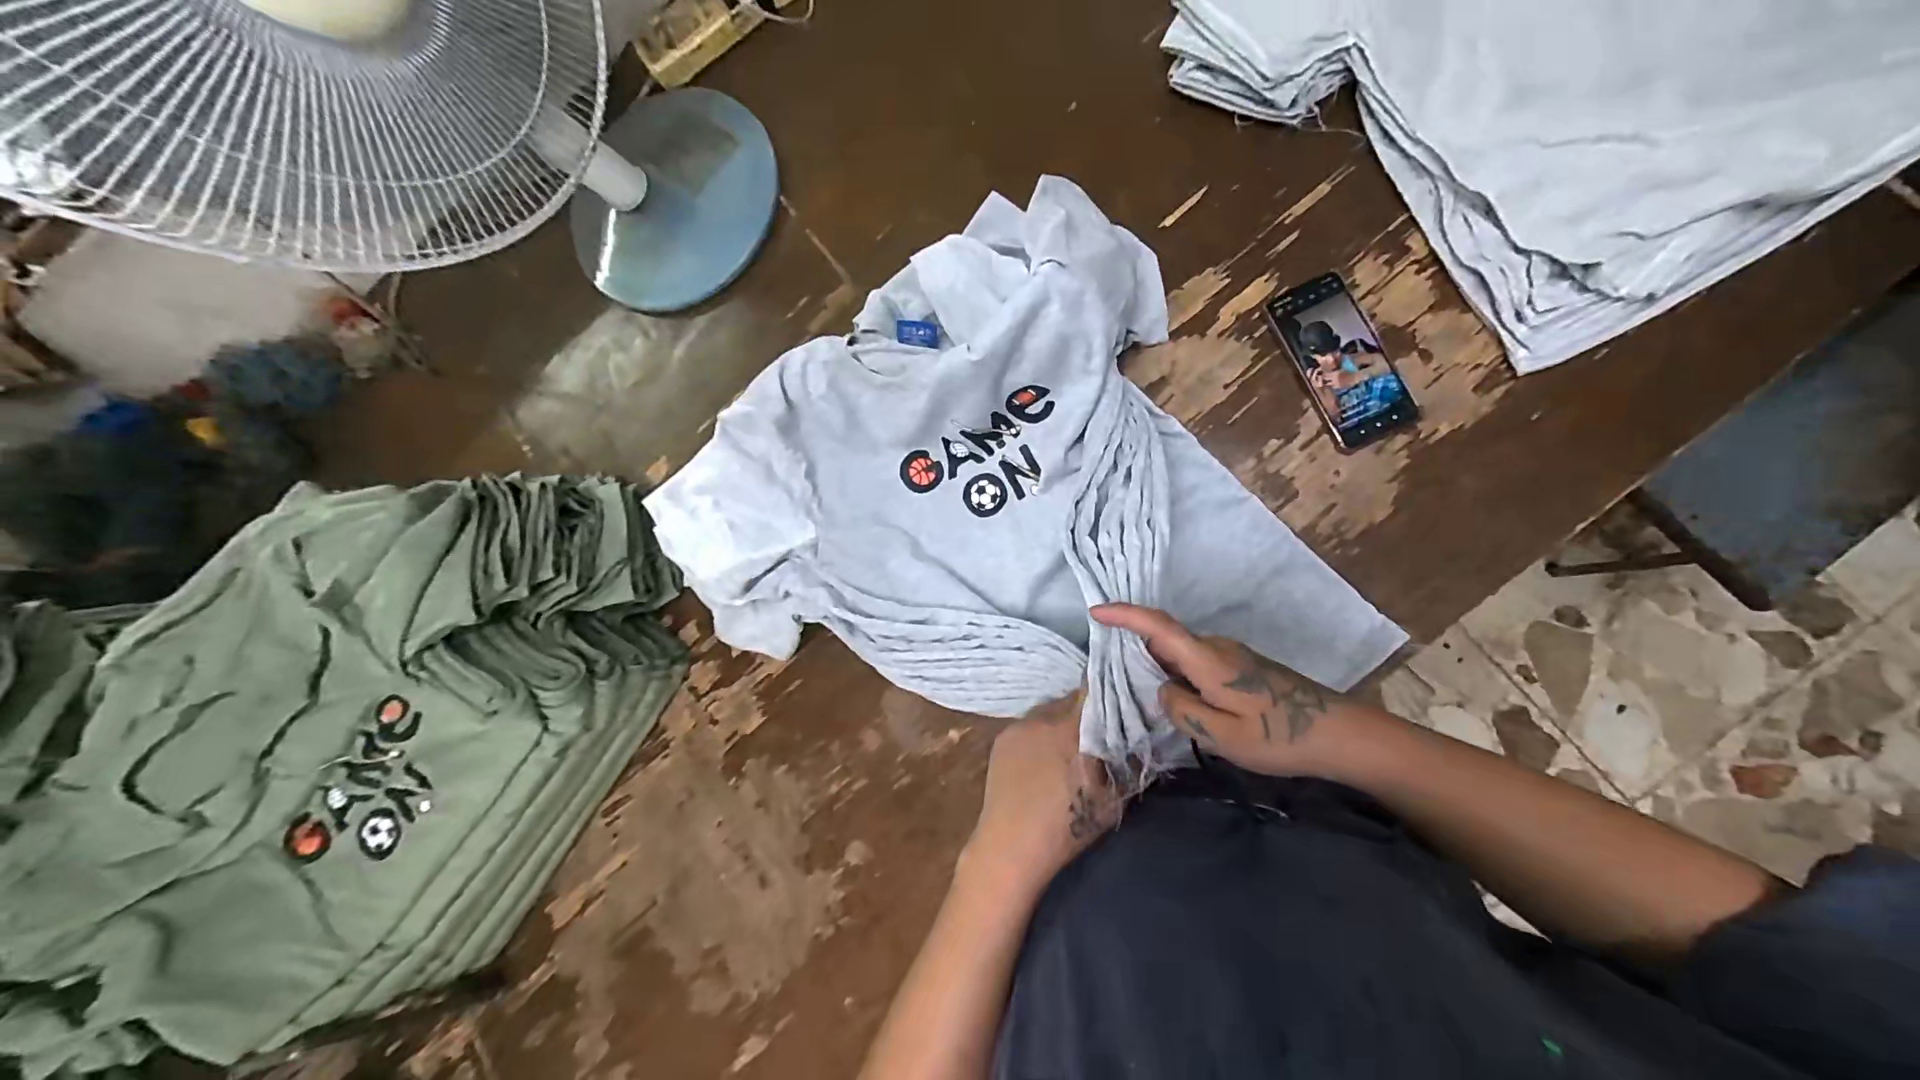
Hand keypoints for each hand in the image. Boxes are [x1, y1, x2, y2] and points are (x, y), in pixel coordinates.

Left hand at [960, 691, 1118, 895]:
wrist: (1011, 846)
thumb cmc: (1067, 827)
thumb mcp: (1111, 798)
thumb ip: (1123, 762)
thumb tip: (1134, 740)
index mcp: (1072, 728)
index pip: (1093, 692)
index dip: (1107, 696)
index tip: (1118, 705)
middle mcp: (1044, 718)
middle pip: (1070, 701)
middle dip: (1083, 713)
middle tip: (1094, 732)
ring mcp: (1019, 726)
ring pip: (1048, 712)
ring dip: (1059, 723)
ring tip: (1066, 747)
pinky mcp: (1002, 738)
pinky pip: (1028, 726)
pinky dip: (1039, 734)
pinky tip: (1041, 757)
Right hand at [1091, 603, 1345, 776]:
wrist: (1341, 733)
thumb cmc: (1280, 737)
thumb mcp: (1222, 735)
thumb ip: (1181, 710)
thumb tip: (1162, 691)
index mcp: (1207, 660)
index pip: (1157, 626)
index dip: (1124, 615)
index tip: (1095, 612)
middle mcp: (1217, 648)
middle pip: (1166, 640)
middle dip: (1138, 653)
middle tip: (1121, 686)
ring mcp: (1232, 655)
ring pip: (1182, 654)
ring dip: (1162, 669)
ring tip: (1156, 703)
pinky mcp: (1243, 667)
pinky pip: (1198, 662)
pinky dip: (1181, 675)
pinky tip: (1188, 705)